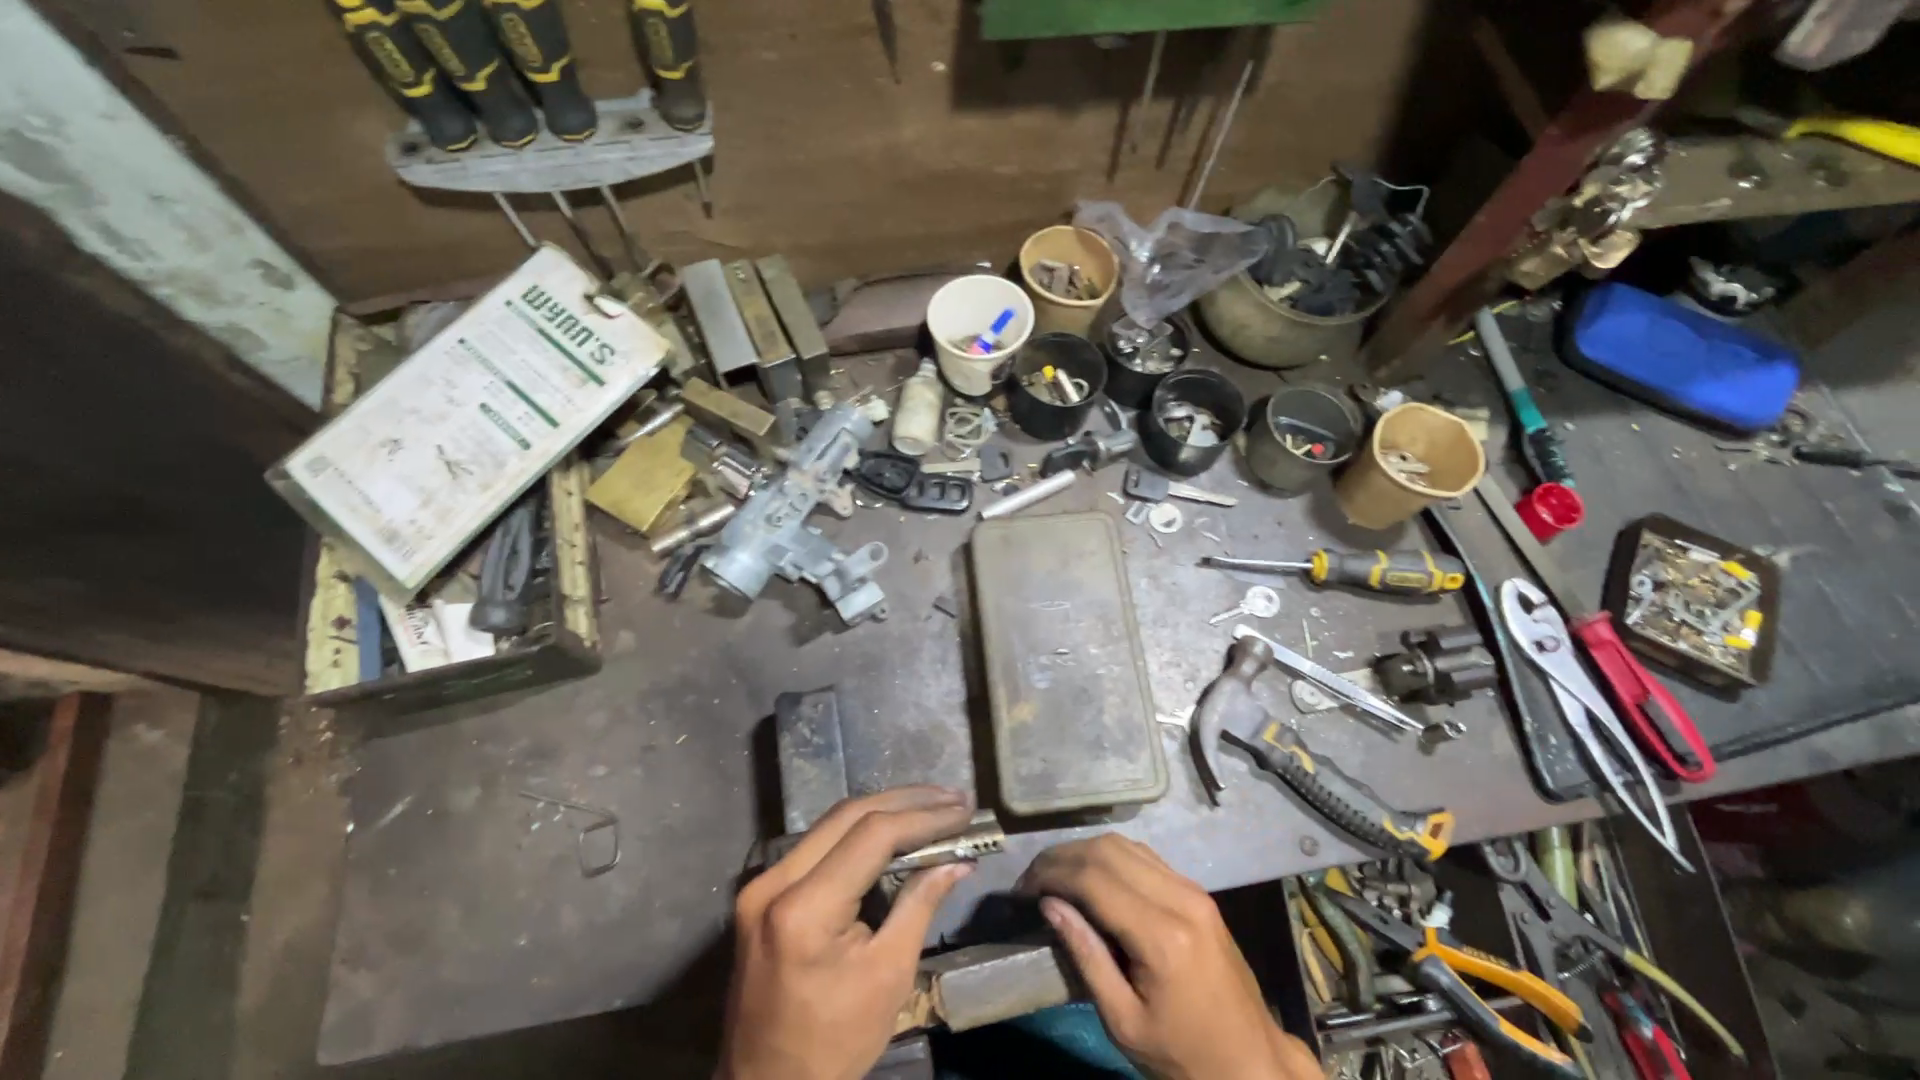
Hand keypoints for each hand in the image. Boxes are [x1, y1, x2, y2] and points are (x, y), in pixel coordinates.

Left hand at [717, 786, 976, 1079]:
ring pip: (829, 825)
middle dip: (905, 802)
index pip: (871, 836)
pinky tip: (892, 829)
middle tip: (954, 798)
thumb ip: (919, 905)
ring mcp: (760, 885)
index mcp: (802, 909)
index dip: (923, 818)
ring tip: (932, 805)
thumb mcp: (888, 976)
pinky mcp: (761, 894)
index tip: (963, 810)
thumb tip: (958, 859)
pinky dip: (857, 833)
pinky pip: (816, 846)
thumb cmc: (834, 1042)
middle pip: (847, 816)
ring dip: (882, 811)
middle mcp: (773, 882)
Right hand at [1018, 834, 1319, 1079]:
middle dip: (1060, 858)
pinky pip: (1145, 857)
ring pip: (1126, 845)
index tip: (1020, 893)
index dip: (1049, 876)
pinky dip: (1110, 858)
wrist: (1250, 1062)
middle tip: (1030, 882)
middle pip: (1107, 851)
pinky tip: (1089, 878)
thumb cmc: (1181, 1053)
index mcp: (1163, 936)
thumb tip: (1049, 905)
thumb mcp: (1123, 1020)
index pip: (1093, 878)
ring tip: (1053, 878)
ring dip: (1083, 852)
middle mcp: (1181, 899)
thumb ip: (1085, 957)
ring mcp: (1194, 891)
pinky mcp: (1198, 893)